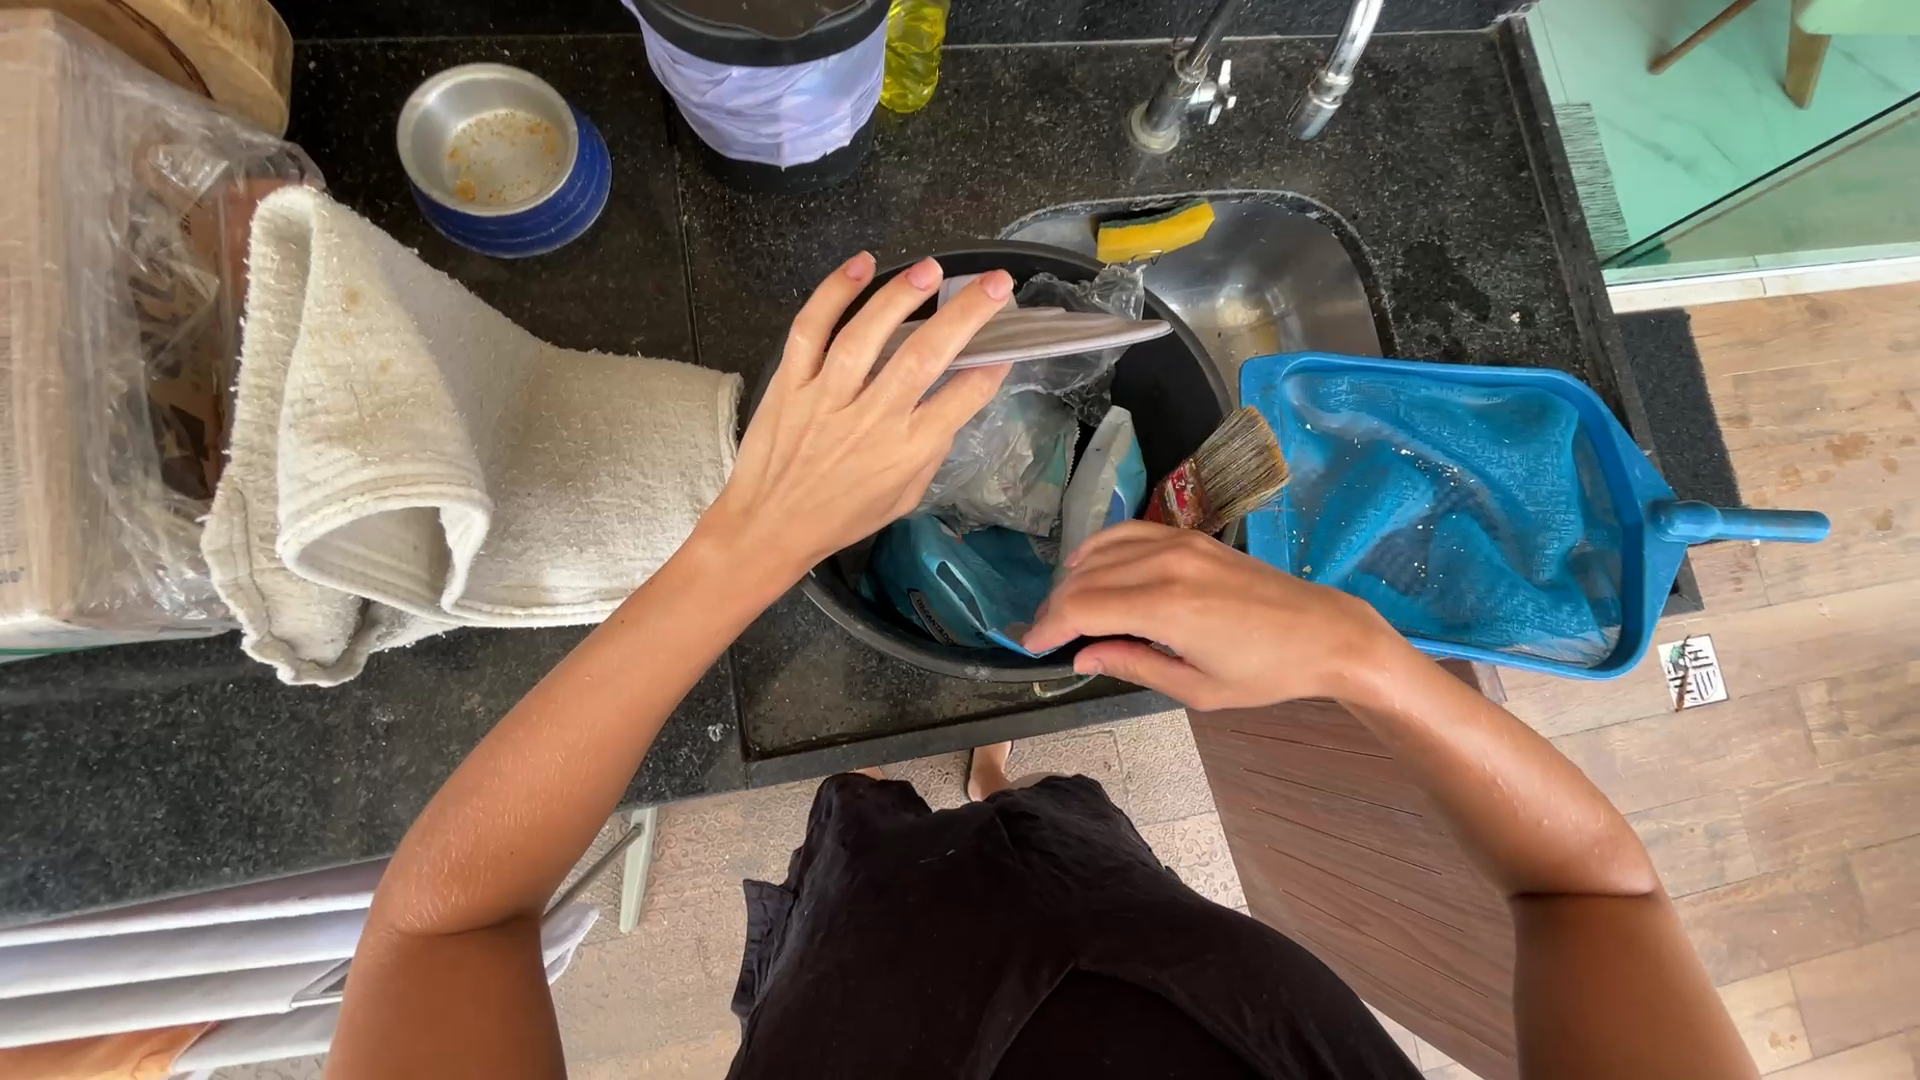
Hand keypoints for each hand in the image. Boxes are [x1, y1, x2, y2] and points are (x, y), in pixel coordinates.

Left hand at [698, 253, 1012, 586]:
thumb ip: (931, 451)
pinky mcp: (790, 383)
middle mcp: (871, 420)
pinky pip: (810, 330)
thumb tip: (952, 404)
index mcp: (905, 452)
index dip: (991, 369)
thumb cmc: (843, 517)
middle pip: (924, 356)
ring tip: (932, 270)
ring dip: (901, 296)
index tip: (1006, 348)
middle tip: (996, 283)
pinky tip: (861, 265)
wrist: (770, 527)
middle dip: (967, 315)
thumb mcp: (904, 498)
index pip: (961, 399)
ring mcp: (826, 397)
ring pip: (866, 336)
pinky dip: (833, 293)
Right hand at [1022, 522, 1414, 709]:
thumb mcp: (1197, 688)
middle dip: (1055, 608)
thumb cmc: (1264, 671)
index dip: (1048, 627)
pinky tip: (1086, 564)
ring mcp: (1177, 543)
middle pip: (1085, 579)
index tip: (1030, 645)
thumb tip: (1081, 657)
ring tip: (1063, 608)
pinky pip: (1127, 533)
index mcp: (1167, 609)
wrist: (1324, 632)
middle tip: (1044, 634)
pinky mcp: (1188, 535)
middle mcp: (1165, 566)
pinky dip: (1098, 548)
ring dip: (1072, 580)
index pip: (1083, 609)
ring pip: (1100, 552)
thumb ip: (1132, 665)